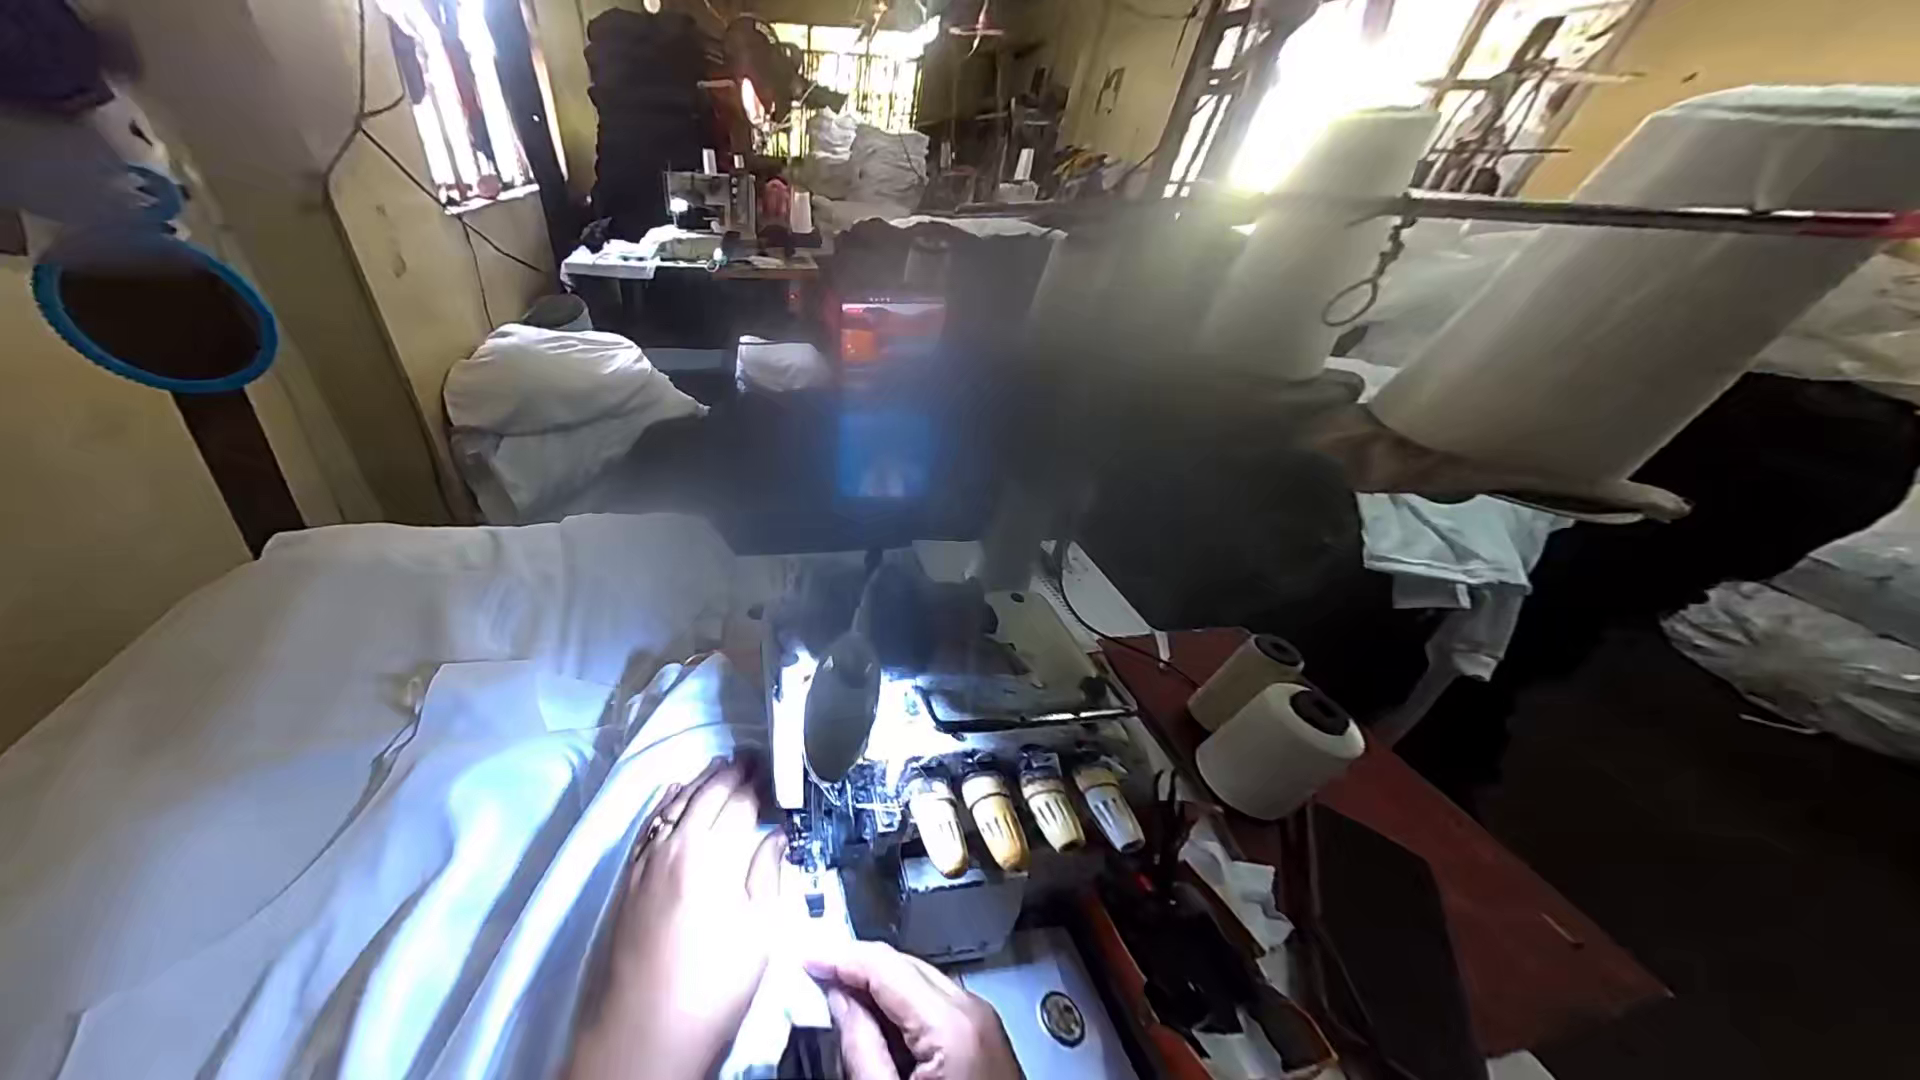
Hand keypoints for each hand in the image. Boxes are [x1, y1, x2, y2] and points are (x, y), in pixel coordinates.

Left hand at [569, 757, 786, 1079]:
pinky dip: (664, 804)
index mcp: (711, 855)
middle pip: (706, 796)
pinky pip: (647, 827)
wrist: (637, 1042)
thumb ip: (767, 875)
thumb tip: (774, 836)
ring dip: (699, 782)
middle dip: (731, 773)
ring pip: (675, 805)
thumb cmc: (711, 988)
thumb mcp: (758, 932)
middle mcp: (674, 847)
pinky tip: (671, 793)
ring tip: (718, 765)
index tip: (770, 768)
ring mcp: (644, 863)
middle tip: (750, 758)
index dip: (757, 783)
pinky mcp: (625, 882)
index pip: (739, 803)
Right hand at [805, 939, 1023, 1079]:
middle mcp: (972, 1009)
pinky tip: (874, 1019)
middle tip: (815, 973)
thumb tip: (839, 998)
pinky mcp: (982, 1037)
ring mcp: (982, 1021)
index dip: (842, 958)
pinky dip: (900, 1004)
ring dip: (878, 983)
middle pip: (905, 965)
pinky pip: (933, 1003)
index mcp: (951, 1025)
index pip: (887, 966)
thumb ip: (861, 1047)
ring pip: (918, 980)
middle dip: (859, 966)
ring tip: (836, 993)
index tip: (806, 957)